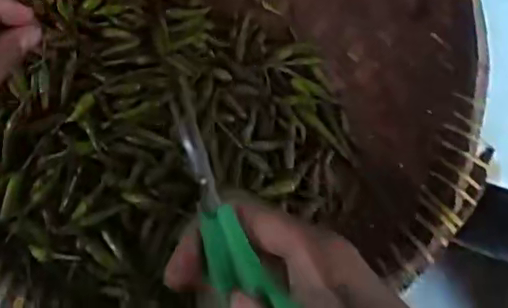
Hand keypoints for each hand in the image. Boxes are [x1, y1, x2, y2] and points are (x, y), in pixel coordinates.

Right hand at [164, 202, 404, 307]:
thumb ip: (272, 304)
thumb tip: (228, 292)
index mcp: (311, 241)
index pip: (237, 208)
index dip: (200, 235)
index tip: (175, 279)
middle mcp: (314, 250)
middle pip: (245, 241)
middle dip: (216, 270)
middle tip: (196, 298)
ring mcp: (325, 276)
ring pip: (261, 269)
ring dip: (236, 287)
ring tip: (223, 301)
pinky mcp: (331, 295)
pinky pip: (282, 286)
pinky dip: (262, 295)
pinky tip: (254, 304)